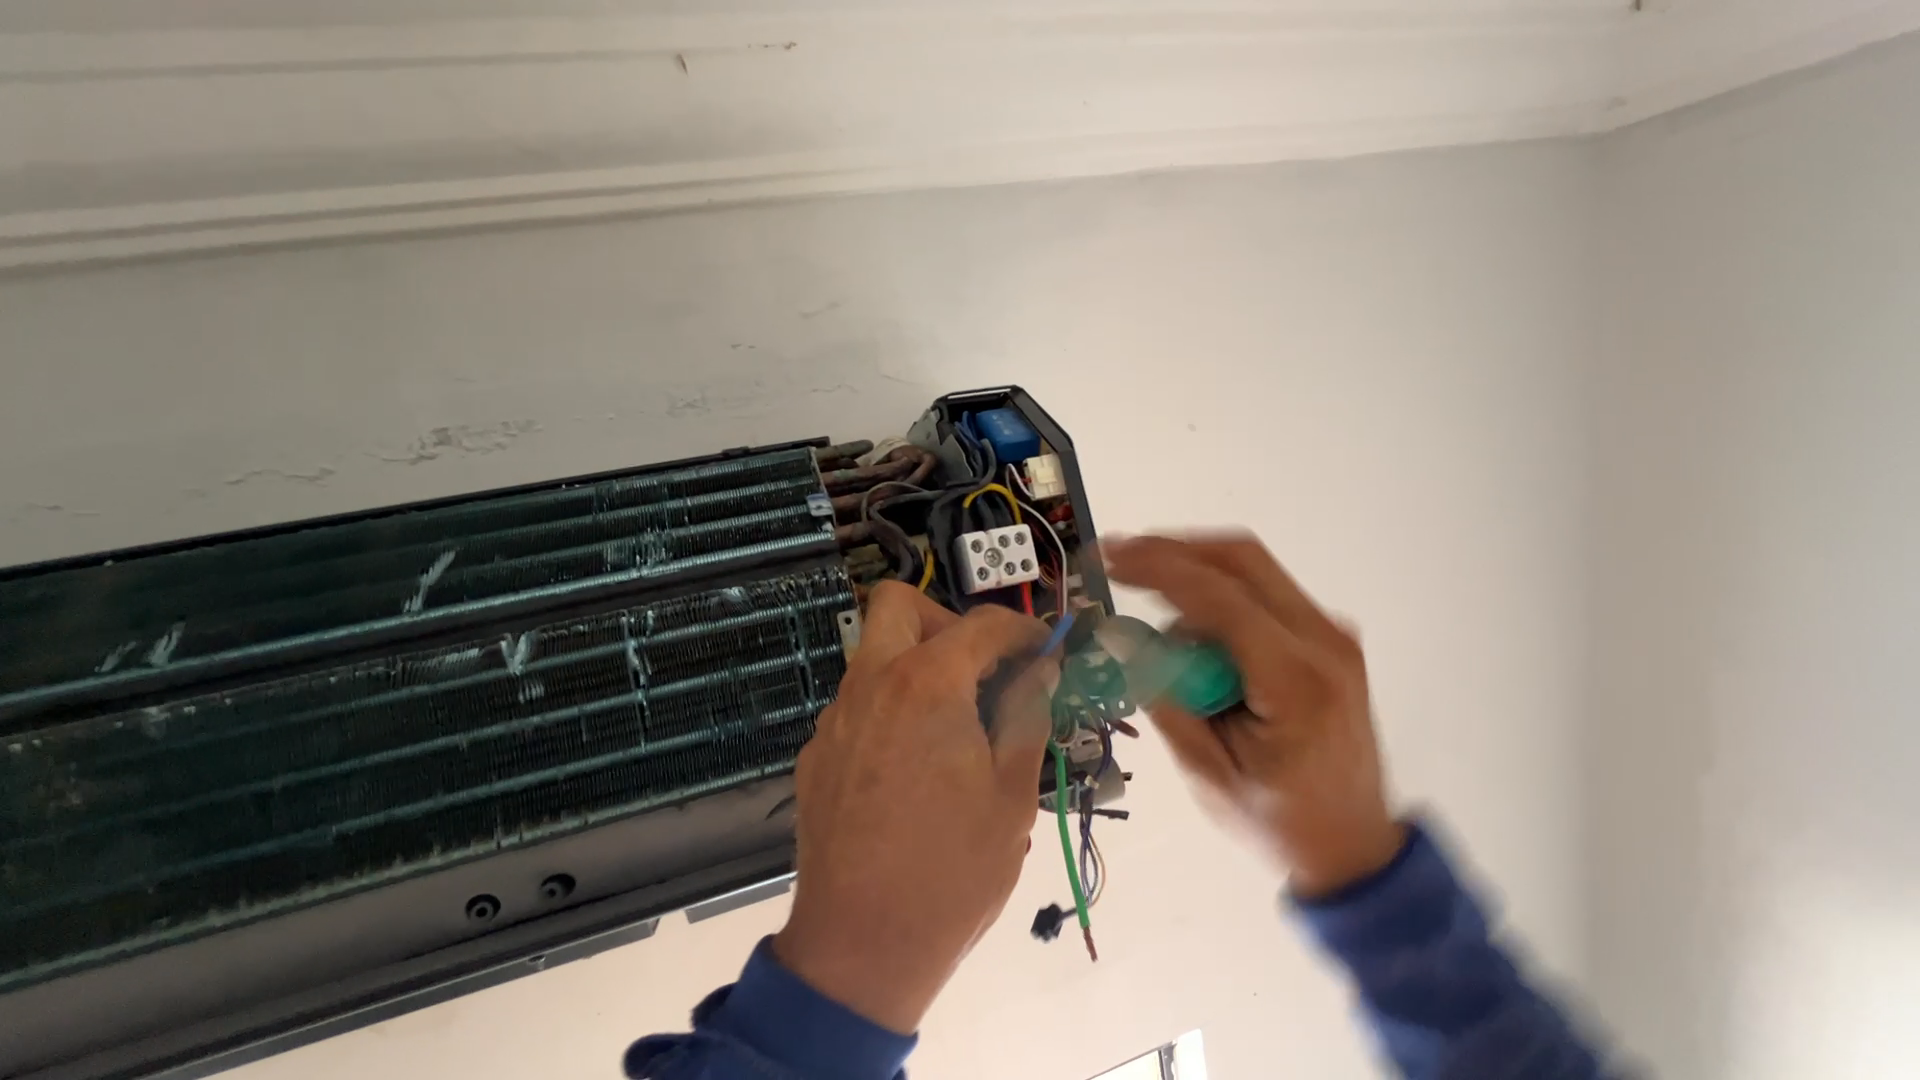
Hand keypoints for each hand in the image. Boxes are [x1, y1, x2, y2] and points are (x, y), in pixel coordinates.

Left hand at [772, 581, 1053, 1033]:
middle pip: (899, 604)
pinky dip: (893, 706)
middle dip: (947, 620)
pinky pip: (859, 702)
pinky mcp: (817, 753)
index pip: (982, 624)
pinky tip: (915, 765)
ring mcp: (836, 718)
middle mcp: (871, 683)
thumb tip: (1039, 671)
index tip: (1046, 650)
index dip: (1023, 630)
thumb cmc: (952, 871)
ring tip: (957, 723)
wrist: (860, 946)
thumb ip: (1026, 715)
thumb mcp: (1012, 793)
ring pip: (874, 653)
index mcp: (926, 684)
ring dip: (917, 663)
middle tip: (982, 668)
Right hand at [1104, 534, 1404, 897]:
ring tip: (1145, 594)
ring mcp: (1331, 634)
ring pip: (1251, 567)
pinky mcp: (1325, 637)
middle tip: (1119, 554)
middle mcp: (1324, 641)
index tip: (1108, 557)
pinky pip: (1262, 590)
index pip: (1219, 598)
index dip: (1157, 569)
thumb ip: (1164, 697)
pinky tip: (1184, 616)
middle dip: (1172, 549)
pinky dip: (1216, 589)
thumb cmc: (1278, 821)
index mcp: (1296, 681)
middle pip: (1240, 559)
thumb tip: (1123, 638)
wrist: (1355, 844)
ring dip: (1193, 569)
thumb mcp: (1208, 772)